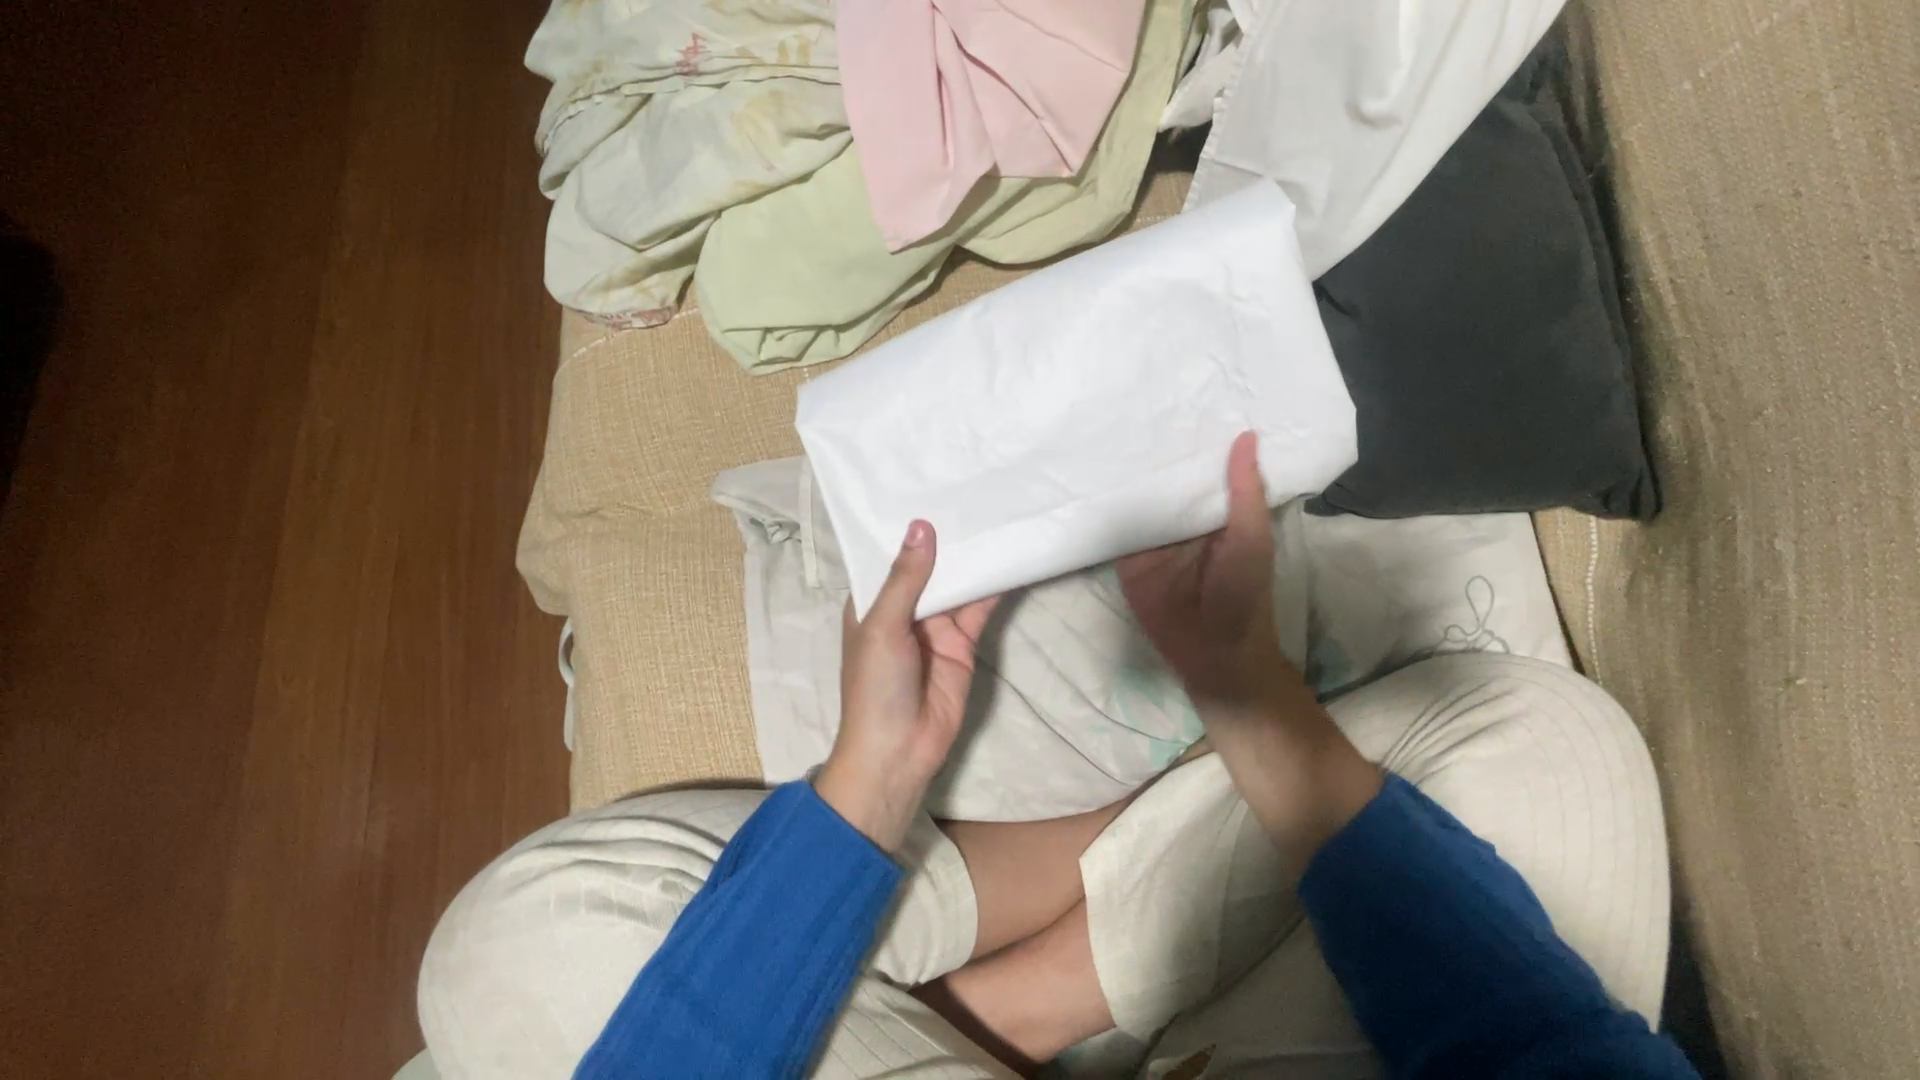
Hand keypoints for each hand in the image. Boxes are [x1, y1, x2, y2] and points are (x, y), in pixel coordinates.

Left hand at [816, 520, 999, 852]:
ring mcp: (936, 624)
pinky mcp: (964, 641)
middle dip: (948, 536)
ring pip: (958, 581)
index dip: (907, 527)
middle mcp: (904, 608)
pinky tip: (1012, 554)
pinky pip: (980, 606)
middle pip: (929, 565)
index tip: (928, 486)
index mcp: (872, 601)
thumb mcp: (883, 627)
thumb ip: (906, 579)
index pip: (890, 555)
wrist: (899, 751)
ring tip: (997, 511)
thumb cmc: (875, 687)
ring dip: (974, 556)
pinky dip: (995, 585)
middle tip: (974, 489)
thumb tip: (922, 526)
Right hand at [1120, 432, 1382, 860]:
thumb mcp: (1250, 540)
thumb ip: (1244, 493)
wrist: (1210, 655)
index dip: (1189, 431)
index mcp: (1214, 506)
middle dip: (1146, 445)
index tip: (1172, 390)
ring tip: (1093, 425)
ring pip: (1133, 495)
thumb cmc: (1242, 595)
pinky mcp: (1125, 554)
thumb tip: (1245, 435)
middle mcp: (1180, 514)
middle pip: (1160, 474)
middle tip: (1119, 397)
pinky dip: (1098, 506)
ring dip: (1120, 471)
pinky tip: (1079, 475)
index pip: (1198, 461)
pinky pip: (1111, 525)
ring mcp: (1150, 534)